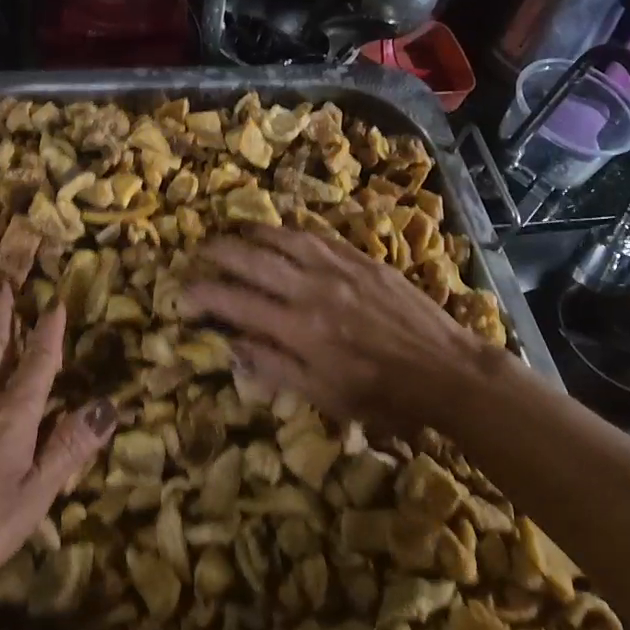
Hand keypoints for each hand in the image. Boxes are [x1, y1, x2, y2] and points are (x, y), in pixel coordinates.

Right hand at [180, 226, 500, 435]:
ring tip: (231, 233)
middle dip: (219, 254)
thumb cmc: (383, 395)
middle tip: (198, 252)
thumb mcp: (325, 396)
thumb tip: (234, 345)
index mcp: (300, 330)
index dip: (204, 294)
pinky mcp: (362, 259)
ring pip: (283, 240)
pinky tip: (280, 233)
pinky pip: (317, 237)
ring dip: (251, 234)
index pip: (236, 303)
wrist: (447, 370)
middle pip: (253, 261)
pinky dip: (290, 232)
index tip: (183, 291)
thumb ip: (276, 368)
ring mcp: (339, 269)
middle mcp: (312, 290)